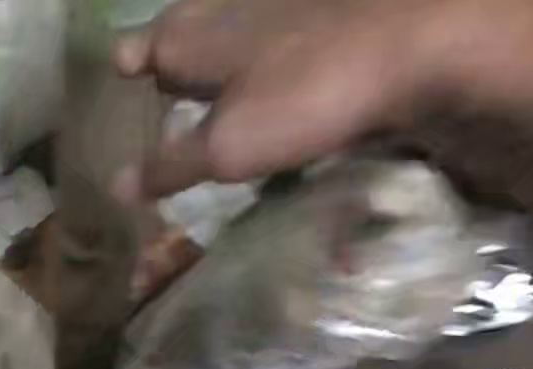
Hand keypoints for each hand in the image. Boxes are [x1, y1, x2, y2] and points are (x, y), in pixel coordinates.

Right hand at [112, 0, 526, 199]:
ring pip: (239, 22)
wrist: (417, 46)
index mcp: (205, 40)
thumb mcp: (224, 148)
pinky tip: (273, 68)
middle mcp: (240, 13)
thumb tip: (115, 187)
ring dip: (220, 41)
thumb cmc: (305, 97)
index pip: (155, 44)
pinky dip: (269, 48)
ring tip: (210, 66)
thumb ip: (169, 165)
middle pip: (194, 24)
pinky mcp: (332, 24)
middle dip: (173, 43)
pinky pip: (285, 33)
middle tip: (159, 62)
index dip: (137, 56)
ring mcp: (290, 12)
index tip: (120, 62)